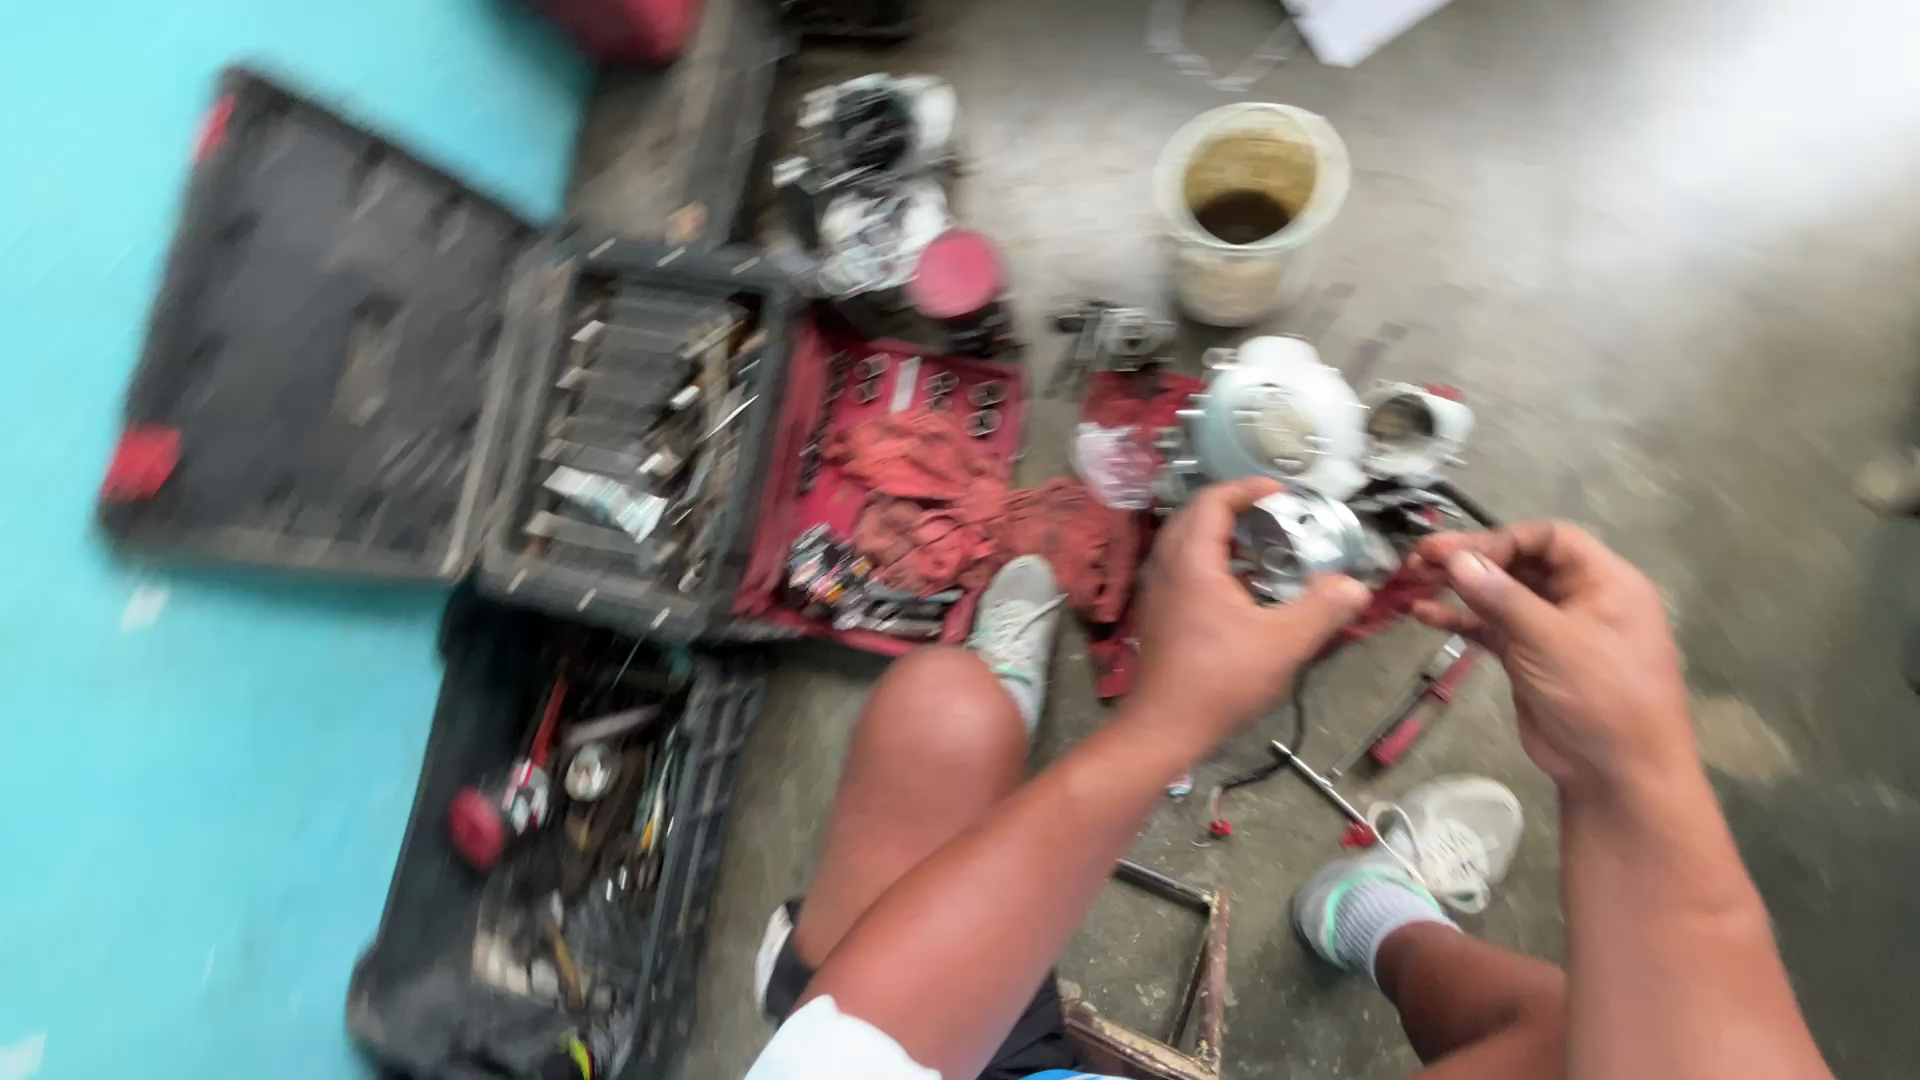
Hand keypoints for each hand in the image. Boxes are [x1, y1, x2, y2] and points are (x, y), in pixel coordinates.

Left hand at [1130, 479, 1371, 754]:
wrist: (1164, 724)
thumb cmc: (1221, 679)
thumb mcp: (1284, 643)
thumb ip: (1322, 609)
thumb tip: (1355, 585)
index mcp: (1191, 561)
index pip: (1212, 501)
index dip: (1247, 489)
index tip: (1282, 492)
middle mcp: (1165, 566)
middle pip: (1194, 514)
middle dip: (1234, 506)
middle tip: (1274, 514)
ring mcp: (1156, 589)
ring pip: (1184, 541)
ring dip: (1220, 533)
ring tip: (1262, 545)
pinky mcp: (1156, 610)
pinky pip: (1180, 565)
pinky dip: (1209, 558)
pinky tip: (1240, 585)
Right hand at [1407, 522, 1694, 793]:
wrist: (1616, 772)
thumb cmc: (1599, 696)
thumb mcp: (1550, 641)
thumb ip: (1500, 597)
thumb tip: (1455, 558)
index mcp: (1605, 583)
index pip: (1548, 539)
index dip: (1500, 540)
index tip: (1454, 553)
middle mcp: (1578, 598)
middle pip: (1518, 563)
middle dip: (1469, 560)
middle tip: (1419, 559)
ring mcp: (1550, 628)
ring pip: (1498, 594)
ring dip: (1457, 587)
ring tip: (1413, 581)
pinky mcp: (1527, 655)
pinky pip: (1489, 626)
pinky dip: (1458, 618)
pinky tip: (1424, 615)